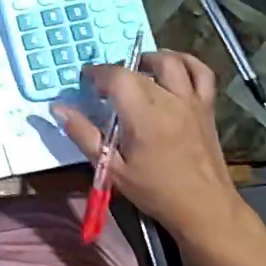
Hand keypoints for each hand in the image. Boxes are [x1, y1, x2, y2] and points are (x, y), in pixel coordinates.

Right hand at [56, 49, 242, 235]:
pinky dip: (186, 61)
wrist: (203, 207)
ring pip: (171, 62)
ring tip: (135, 69)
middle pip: (138, 70)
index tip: (86, 82)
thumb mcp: (112, 169)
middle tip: (103, 88)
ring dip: (149, 59)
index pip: (117, 77)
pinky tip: (172, 67)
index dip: (97, 73)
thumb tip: (59, 109)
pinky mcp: (206, 106)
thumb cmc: (155, 191)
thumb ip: (84, 135)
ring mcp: (191, 101)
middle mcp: (169, 100)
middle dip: (116, 72)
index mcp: (143, 116)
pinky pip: (201, 72)